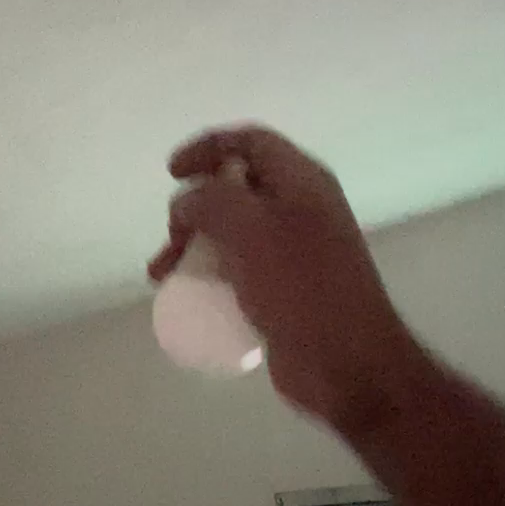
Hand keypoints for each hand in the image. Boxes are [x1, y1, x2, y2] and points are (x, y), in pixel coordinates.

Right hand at [148, 125, 421, 428]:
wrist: (344, 363)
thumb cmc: (298, 286)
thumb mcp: (248, 228)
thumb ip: (210, 200)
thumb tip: (186, 202)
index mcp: (300, 181)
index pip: (250, 142)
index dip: (208, 148)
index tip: (172, 173)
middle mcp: (299, 209)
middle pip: (235, 188)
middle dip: (193, 207)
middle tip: (171, 236)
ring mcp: (293, 251)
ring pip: (231, 232)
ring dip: (192, 244)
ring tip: (160, 274)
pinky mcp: (283, 289)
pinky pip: (238, 268)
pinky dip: (208, 274)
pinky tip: (184, 294)